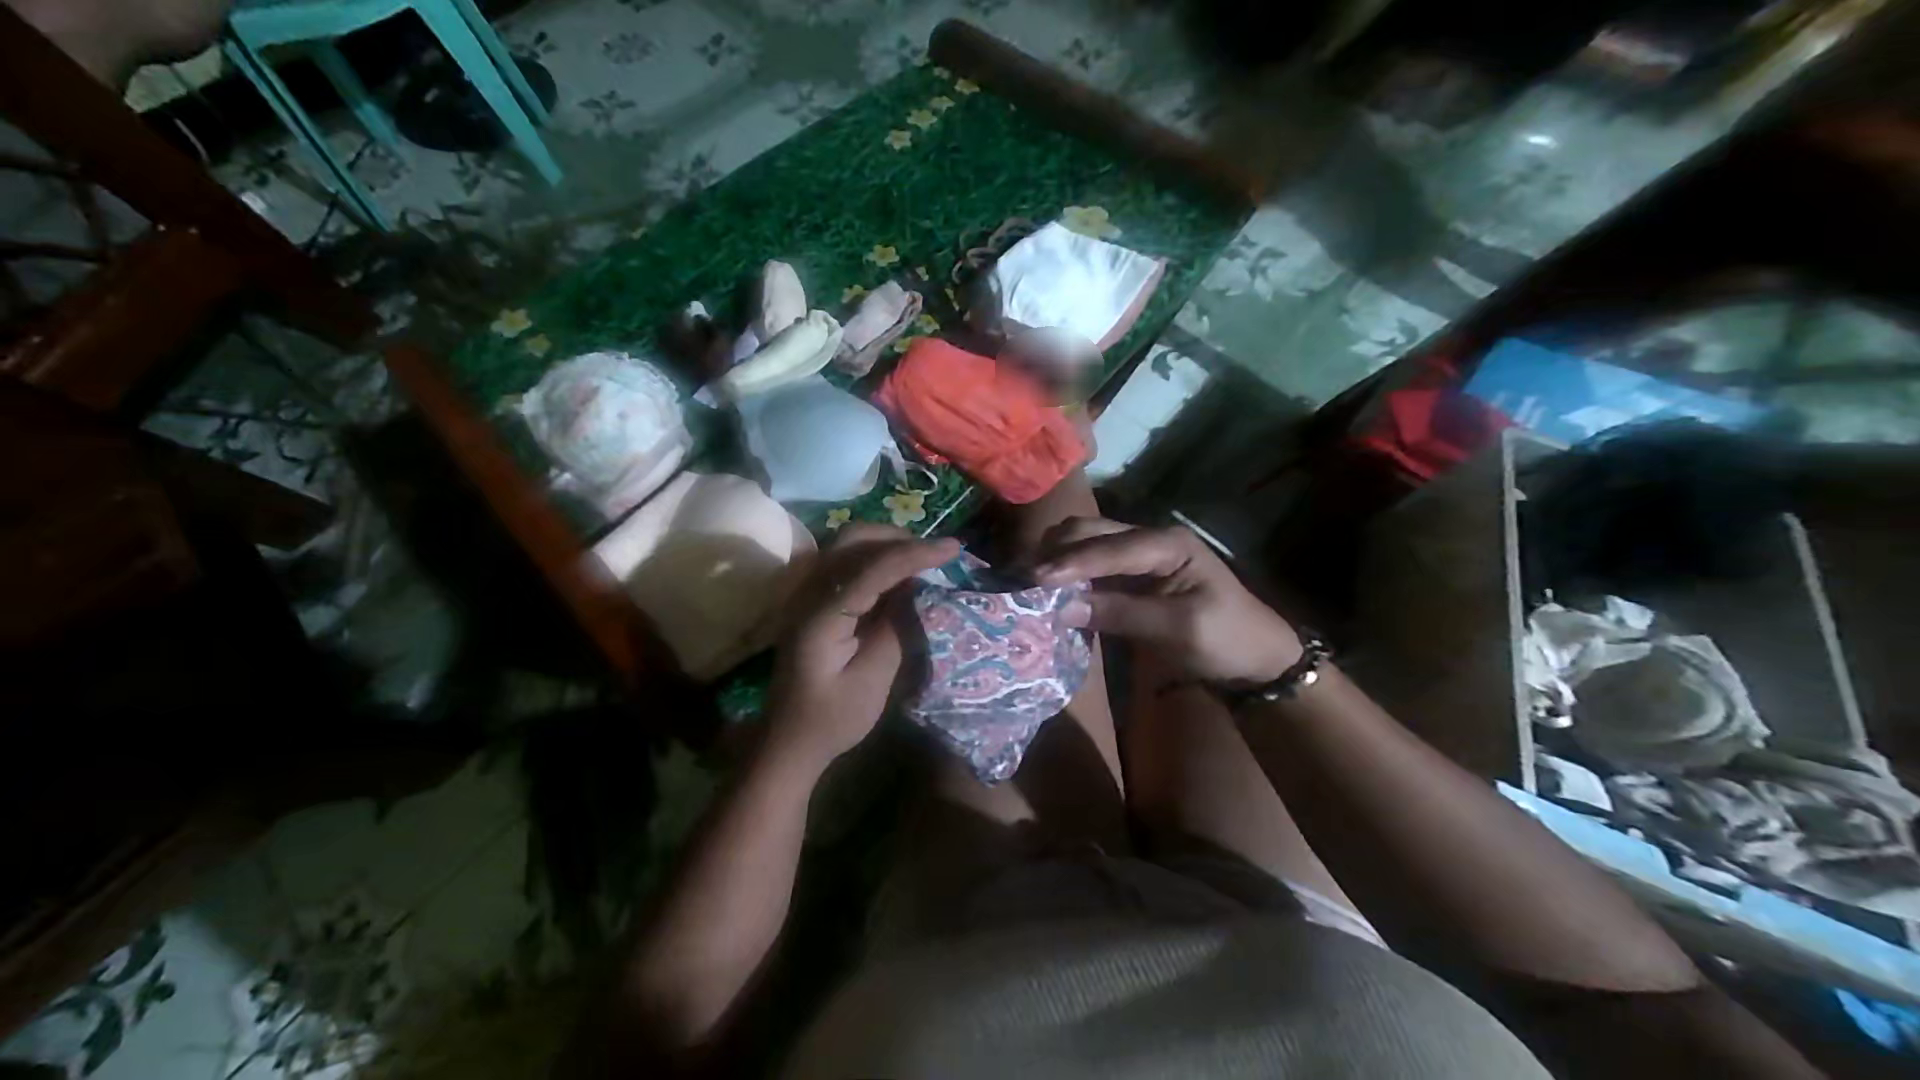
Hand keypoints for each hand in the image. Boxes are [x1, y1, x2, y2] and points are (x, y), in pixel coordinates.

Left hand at [765, 525, 960, 765]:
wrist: (788, 739)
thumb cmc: (831, 719)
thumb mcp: (872, 681)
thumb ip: (896, 630)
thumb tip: (918, 589)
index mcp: (823, 615)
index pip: (873, 567)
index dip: (916, 553)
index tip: (954, 547)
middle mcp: (809, 593)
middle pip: (853, 539)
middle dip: (899, 538)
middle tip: (937, 551)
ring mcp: (807, 593)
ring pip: (848, 545)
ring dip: (887, 543)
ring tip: (923, 557)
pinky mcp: (813, 600)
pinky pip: (845, 562)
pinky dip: (875, 558)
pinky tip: (899, 574)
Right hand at [1033, 517, 1299, 684]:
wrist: (1256, 658)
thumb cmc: (1227, 640)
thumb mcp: (1179, 630)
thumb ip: (1121, 613)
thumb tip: (1063, 608)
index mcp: (1168, 543)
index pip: (1109, 547)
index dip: (1070, 563)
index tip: (1033, 580)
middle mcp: (1150, 537)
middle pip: (1089, 531)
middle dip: (1053, 551)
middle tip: (1019, 577)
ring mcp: (1139, 553)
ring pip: (1084, 541)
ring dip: (1055, 557)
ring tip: (1025, 581)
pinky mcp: (1131, 572)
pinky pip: (1090, 563)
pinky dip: (1066, 572)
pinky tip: (1047, 588)